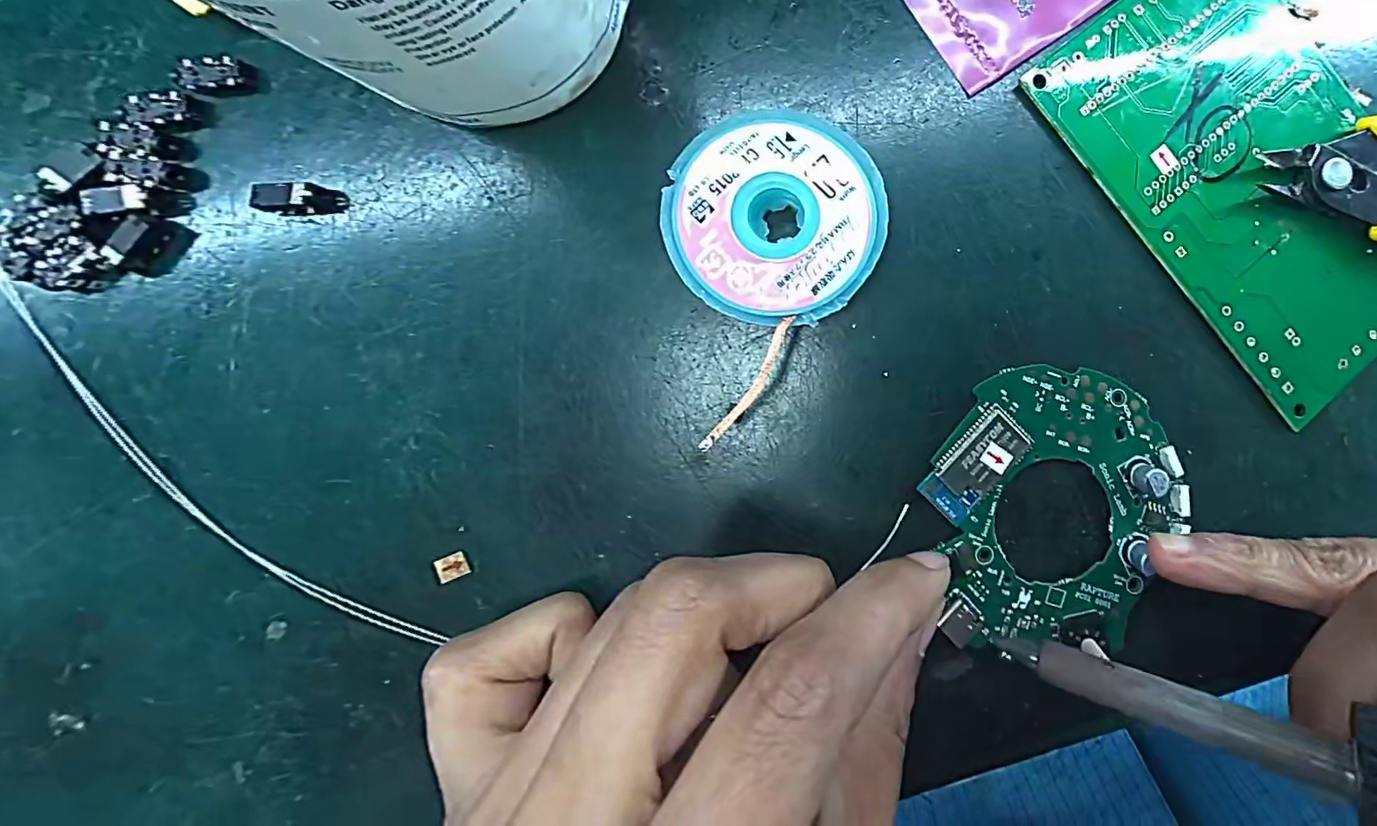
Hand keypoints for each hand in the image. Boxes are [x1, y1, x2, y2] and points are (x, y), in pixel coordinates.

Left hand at [420, 550, 948, 824]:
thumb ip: (864, 752)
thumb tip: (898, 625)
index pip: (791, 698)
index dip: (871, 614)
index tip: (920, 573)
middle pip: (677, 617)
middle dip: (776, 587)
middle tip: (819, 622)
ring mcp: (493, 811)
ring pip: (610, 617)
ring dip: (706, 609)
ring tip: (742, 663)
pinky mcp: (457, 794)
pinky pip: (490, 661)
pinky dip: (565, 632)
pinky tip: (613, 680)